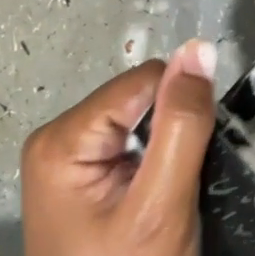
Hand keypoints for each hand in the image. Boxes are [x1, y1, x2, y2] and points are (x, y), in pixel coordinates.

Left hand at [21, 39, 217, 255]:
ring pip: (141, 122)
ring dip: (163, 155)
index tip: (183, 163)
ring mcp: (64, 162)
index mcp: (61, 139)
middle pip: (140, 100)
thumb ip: (182, 124)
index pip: (145, 80)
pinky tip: (150, 206)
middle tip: (170, 192)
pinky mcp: (78, 181)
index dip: (178, 112)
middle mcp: (55, 139)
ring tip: (162, 202)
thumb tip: (199, 49)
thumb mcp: (161, 206)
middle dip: (168, 136)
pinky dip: (152, 169)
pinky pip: (130, 147)